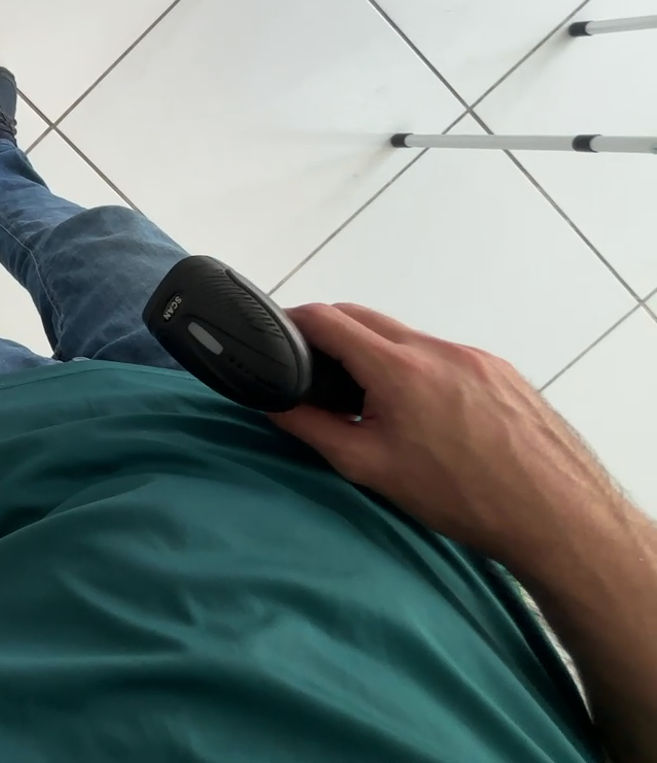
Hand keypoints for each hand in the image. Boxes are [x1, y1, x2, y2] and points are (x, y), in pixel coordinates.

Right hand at [271, 303, 620, 568]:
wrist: (567, 525)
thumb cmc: (461, 497)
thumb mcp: (365, 464)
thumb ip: (307, 425)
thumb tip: (273, 403)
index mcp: (399, 369)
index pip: (326, 318)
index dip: (290, 321)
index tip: (274, 337)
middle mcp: (439, 351)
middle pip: (360, 315)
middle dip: (327, 332)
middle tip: (311, 368)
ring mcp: (477, 357)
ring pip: (401, 333)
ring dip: (371, 349)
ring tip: (366, 394)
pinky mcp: (504, 371)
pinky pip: (438, 351)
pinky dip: (412, 364)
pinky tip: (417, 404)